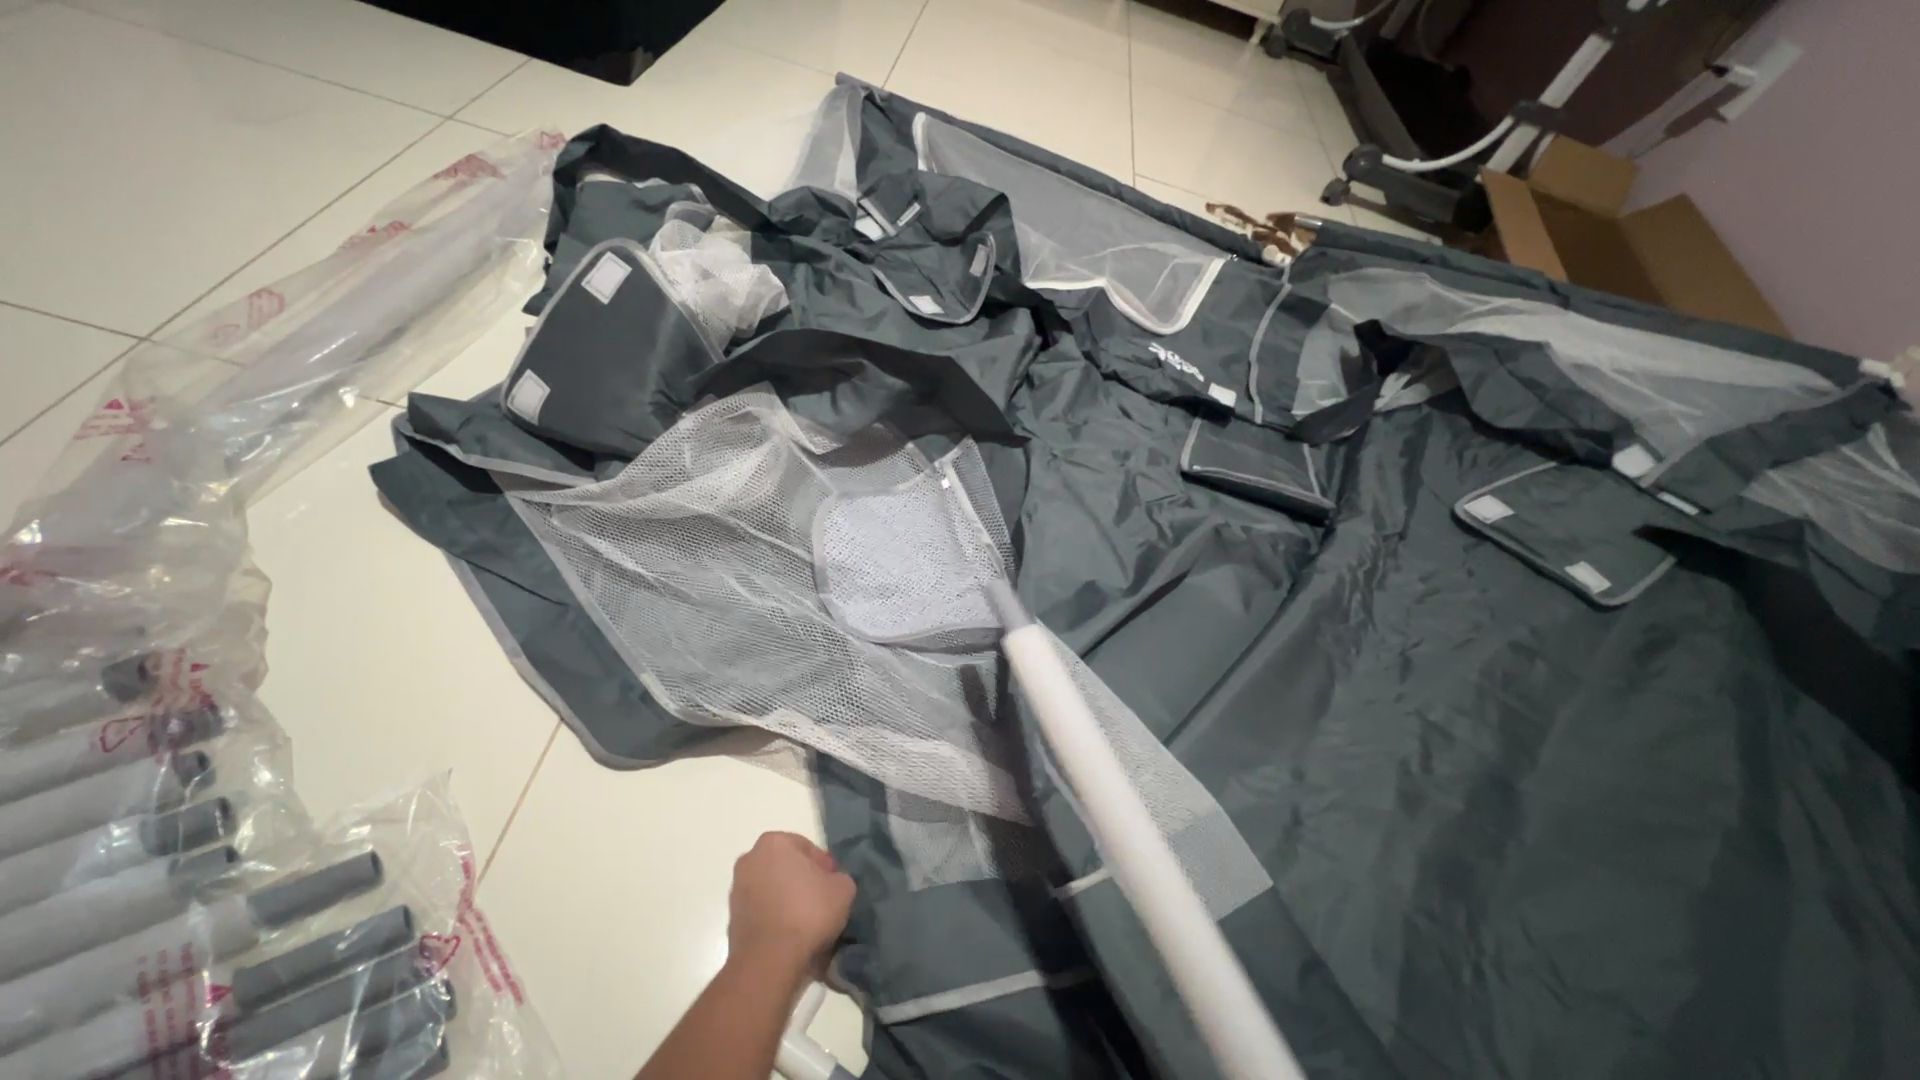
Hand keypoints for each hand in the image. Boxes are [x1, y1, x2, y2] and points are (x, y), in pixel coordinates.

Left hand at [725, 832, 854, 984]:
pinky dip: (776, 920)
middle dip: (804, 882)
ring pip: (773, 890)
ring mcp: (737, 890)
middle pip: (787, 867)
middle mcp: (750, 859)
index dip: (826, 868)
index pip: (808, 848)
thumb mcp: (844, 889)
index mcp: (774, 843)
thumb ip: (839, 878)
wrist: (770, 961)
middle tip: (824, 903)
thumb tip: (832, 884)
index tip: (835, 887)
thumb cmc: (808, 913)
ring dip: (789, 901)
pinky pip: (763, 912)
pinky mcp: (732, 919)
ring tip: (809, 924)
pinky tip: (792, 937)